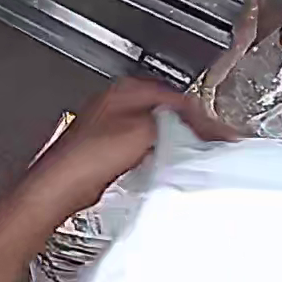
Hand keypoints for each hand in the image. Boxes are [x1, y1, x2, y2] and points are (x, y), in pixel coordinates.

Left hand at [0, 78, 238, 281]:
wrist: (57, 190)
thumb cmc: (87, 160)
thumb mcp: (142, 132)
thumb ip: (177, 125)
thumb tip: (205, 128)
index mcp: (128, 91)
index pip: (180, 100)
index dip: (205, 119)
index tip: (224, 137)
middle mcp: (119, 104)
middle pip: (171, 114)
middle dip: (195, 130)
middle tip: (216, 149)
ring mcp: (112, 127)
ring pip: (159, 132)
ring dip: (179, 144)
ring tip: (198, 160)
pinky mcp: (109, 151)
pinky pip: (146, 149)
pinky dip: (162, 156)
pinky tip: (168, 170)